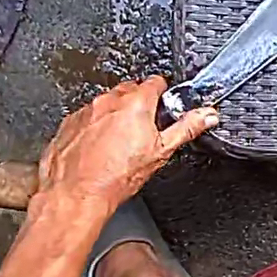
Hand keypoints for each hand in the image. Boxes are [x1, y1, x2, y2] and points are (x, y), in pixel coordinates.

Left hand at [36, 77, 217, 209]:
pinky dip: (93, 128)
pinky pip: (86, 118)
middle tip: (143, 129)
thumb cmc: (116, 177)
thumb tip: (207, 115)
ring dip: (114, 116)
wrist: (77, 194)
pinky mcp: (69, 123)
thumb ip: (186, 128)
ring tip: (118, 144)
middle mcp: (108, 101)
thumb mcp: (161, 152)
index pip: (155, 82)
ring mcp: (86, 111)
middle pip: (130, 91)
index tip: (163, 104)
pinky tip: (97, 149)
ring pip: (106, 104)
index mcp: (136, 103)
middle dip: (138, 105)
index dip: (163, 93)